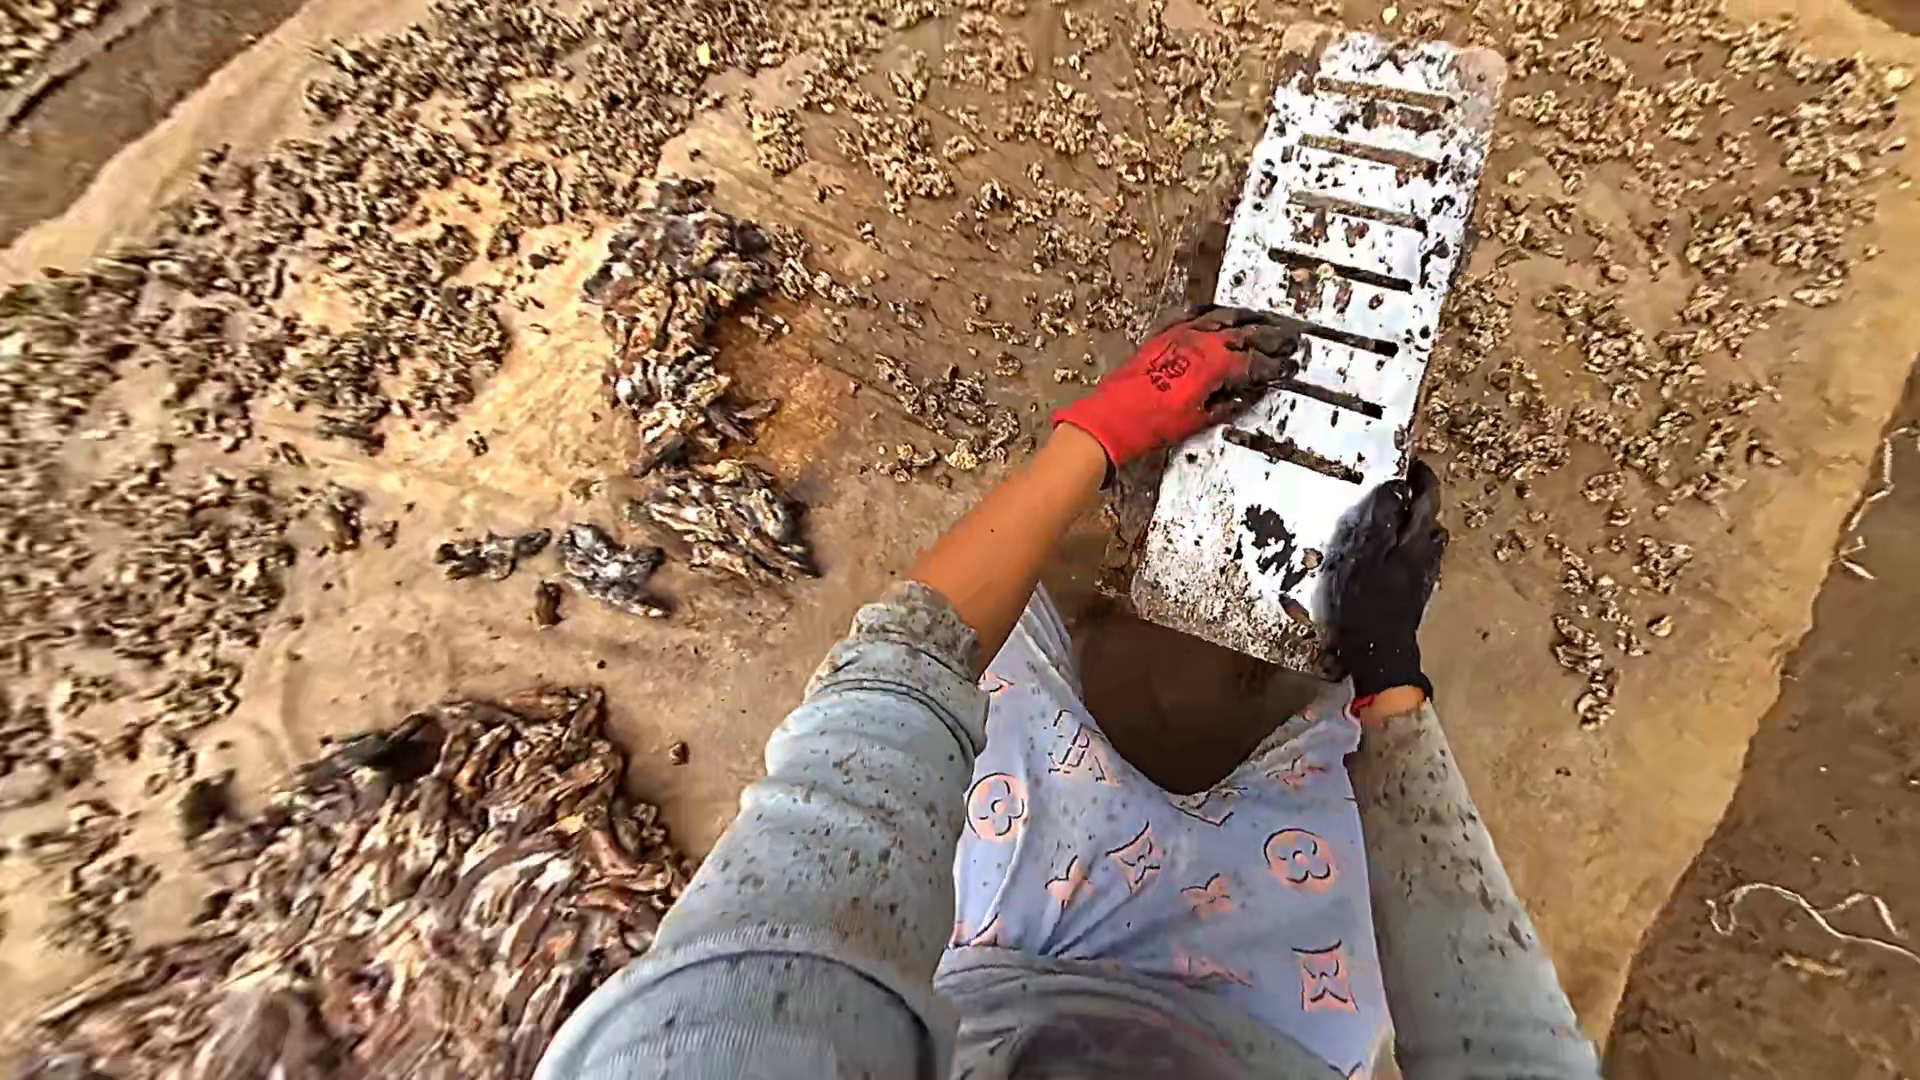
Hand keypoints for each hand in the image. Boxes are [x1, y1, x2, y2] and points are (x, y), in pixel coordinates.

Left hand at [1054, 305, 1304, 468]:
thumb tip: (1247, 396)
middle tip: (1290, 339)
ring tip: (1262, 321)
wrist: (1113, 418)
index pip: (1255, 361)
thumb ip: (1226, 404)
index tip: (1290, 366)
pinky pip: (1188, 315)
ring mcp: (1180, 335)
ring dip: (1245, 319)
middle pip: (1245, 333)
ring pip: (1221, 318)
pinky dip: (1206, 312)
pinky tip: (1214, 312)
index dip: (1276, 365)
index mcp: (1216, 365)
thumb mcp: (1198, 421)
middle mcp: (1202, 342)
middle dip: (1271, 337)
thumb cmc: (1152, 424)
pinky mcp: (1161, 336)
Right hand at [1329, 458, 1447, 702]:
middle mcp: (1426, 555)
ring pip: (1425, 538)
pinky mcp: (1415, 588)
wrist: (1379, 650)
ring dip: (1412, 522)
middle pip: (1429, 519)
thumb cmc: (1366, 604)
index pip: (1428, 500)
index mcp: (1414, 543)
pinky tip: (1385, 550)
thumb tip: (1396, 488)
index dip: (1423, 479)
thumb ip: (1382, 524)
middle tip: (1392, 489)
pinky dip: (1405, 543)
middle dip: (1417, 501)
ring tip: (1387, 517)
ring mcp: (1423, 574)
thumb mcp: (1364, 559)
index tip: (1412, 462)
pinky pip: (1416, 555)